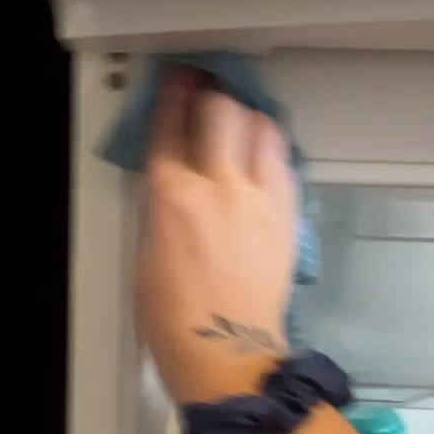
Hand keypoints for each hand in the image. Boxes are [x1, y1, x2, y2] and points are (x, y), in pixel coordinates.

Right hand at [136, 74, 299, 403]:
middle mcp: (216, 187)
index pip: (171, 126)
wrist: (225, 352)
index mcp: (170, 197)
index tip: (178, 81)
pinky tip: (265, 152)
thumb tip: (175, 179)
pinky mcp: (286, 216)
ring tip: (242, 119)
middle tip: (210, 89)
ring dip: (248, 115)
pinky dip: (272, 148)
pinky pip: (284, 162)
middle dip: (213, 93)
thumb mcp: (147, 252)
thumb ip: (163, 204)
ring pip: (261, 127)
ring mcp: (257, 199)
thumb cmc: (172, 317)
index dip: (174, 95)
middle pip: (220, 111)